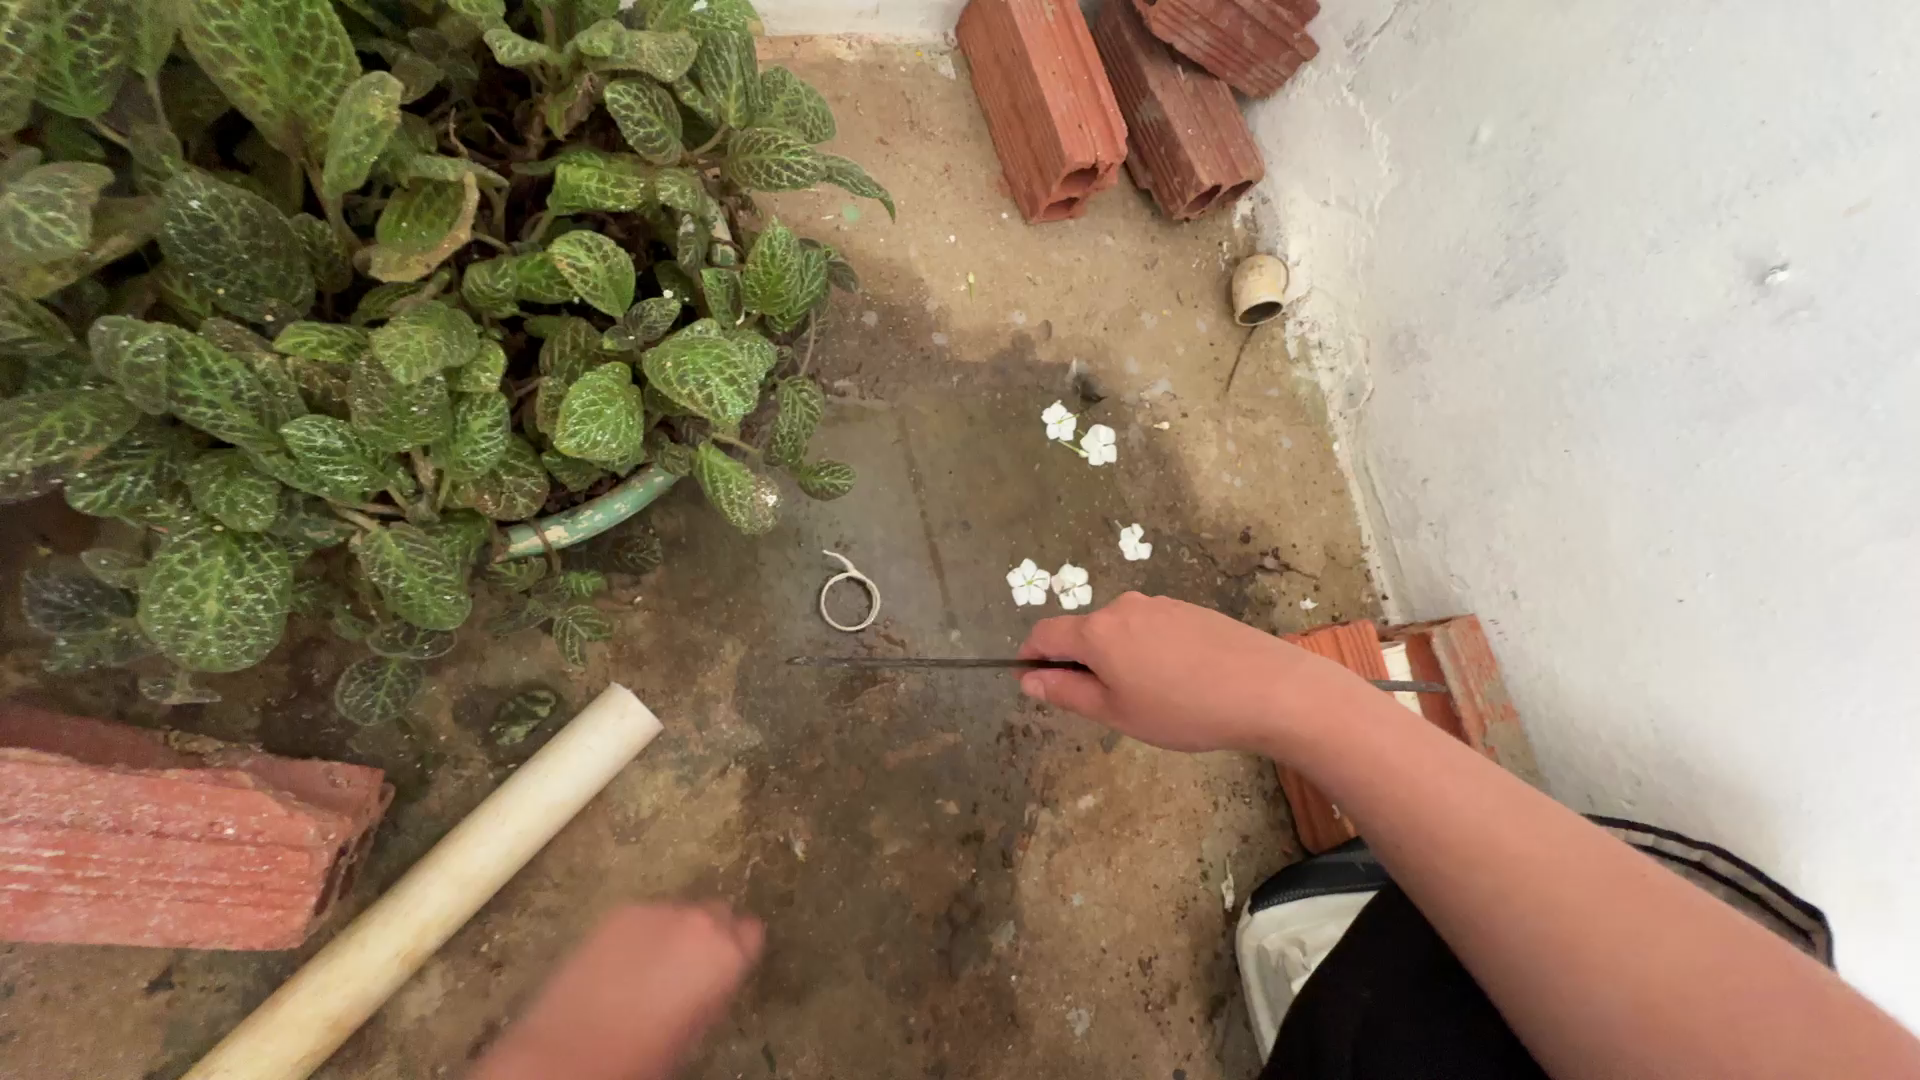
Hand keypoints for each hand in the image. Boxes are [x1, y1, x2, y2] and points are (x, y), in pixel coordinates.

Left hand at [470, 903, 763, 1079]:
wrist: (569, 1055)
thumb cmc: (643, 1057)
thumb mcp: (696, 1029)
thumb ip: (712, 989)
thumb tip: (710, 975)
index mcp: (727, 953)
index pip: (753, 932)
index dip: (737, 950)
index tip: (721, 970)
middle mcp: (701, 920)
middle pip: (719, 912)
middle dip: (708, 934)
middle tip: (684, 969)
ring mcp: (659, 910)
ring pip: (679, 911)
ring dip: (673, 931)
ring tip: (645, 967)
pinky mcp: (621, 910)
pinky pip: (644, 915)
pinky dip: (639, 932)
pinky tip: (618, 963)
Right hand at [1017, 592, 1374, 755]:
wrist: (1269, 689)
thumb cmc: (1183, 709)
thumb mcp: (1116, 712)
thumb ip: (1066, 693)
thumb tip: (1028, 679)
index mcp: (1097, 631)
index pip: (1044, 633)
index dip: (1031, 656)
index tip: (1036, 682)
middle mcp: (1123, 607)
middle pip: (1083, 631)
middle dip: (1080, 662)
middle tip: (1105, 705)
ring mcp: (1159, 605)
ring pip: (1119, 630)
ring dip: (1116, 657)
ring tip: (1151, 698)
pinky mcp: (1189, 609)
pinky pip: (1151, 628)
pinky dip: (1147, 650)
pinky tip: (1180, 681)